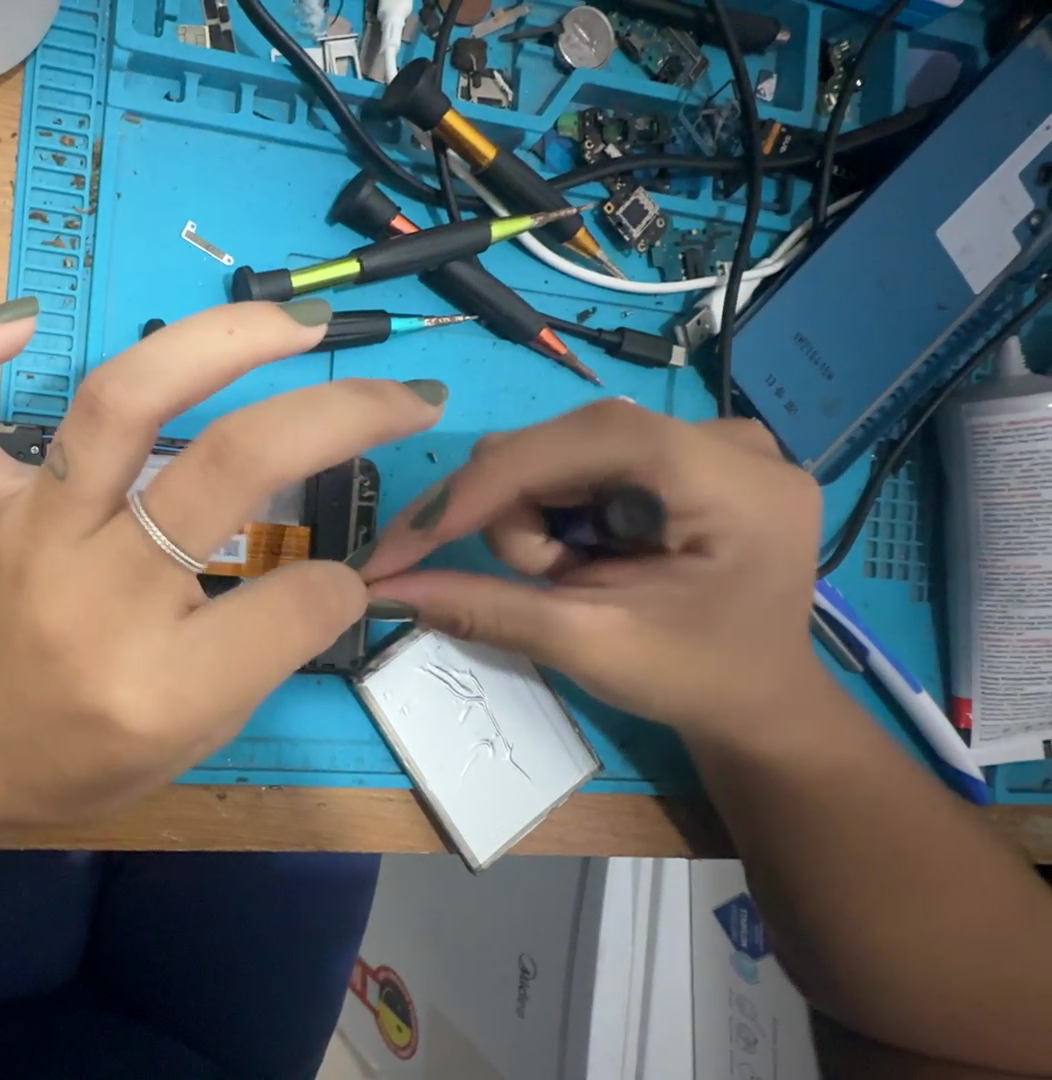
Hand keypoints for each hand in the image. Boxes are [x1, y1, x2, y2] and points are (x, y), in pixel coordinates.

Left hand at [0, 298, 445, 829]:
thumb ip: (272, 645)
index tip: (345, 576)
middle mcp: (94, 595)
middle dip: (327, 414)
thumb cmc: (93, 754)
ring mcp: (29, 538)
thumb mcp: (202, 732)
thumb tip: (335, 563)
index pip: (295, 602)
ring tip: (285, 323)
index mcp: (161, 684)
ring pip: (112, 408)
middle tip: (392, 389)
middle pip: (221, 468)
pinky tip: (18, 323)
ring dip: (211, 343)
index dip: (341, 580)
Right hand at [357, 400, 825, 735]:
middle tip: (539, 582)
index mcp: (730, 482)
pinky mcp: (673, 453)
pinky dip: (547, 513)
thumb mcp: (586, 647)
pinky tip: (584, 553)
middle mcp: (719, 439)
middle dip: (514, 519)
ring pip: (550, 452)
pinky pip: (567, 461)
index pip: (580, 442)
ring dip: (529, 520)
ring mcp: (699, 440)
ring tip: (571, 576)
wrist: (757, 700)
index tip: (402, 546)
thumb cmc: (691, 679)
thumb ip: (482, 608)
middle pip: (556, 444)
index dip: (482, 486)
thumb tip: (382, 590)